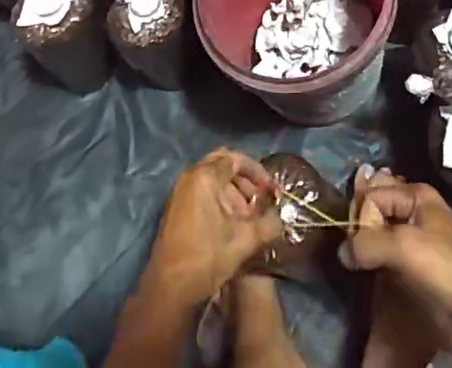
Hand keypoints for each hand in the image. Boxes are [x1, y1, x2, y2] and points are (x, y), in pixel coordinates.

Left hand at [142, 148, 282, 305]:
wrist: (169, 292)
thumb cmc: (207, 258)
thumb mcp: (245, 239)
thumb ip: (269, 222)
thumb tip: (282, 215)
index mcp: (205, 177)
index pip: (237, 160)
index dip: (259, 173)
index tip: (272, 191)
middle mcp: (190, 177)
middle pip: (224, 164)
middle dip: (245, 178)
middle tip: (260, 196)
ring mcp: (180, 193)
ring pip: (213, 179)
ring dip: (234, 191)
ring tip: (249, 214)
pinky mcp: (175, 209)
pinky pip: (202, 192)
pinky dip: (220, 199)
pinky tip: (231, 222)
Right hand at [343, 167, 451, 359]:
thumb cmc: (446, 266)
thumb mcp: (404, 246)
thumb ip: (368, 242)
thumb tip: (343, 251)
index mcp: (416, 194)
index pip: (372, 196)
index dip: (361, 217)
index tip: (356, 242)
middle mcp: (414, 210)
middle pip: (375, 210)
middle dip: (360, 226)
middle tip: (353, 250)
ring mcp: (415, 238)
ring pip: (379, 232)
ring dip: (365, 245)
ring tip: (356, 260)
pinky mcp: (414, 263)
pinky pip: (386, 253)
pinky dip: (374, 259)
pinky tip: (367, 268)